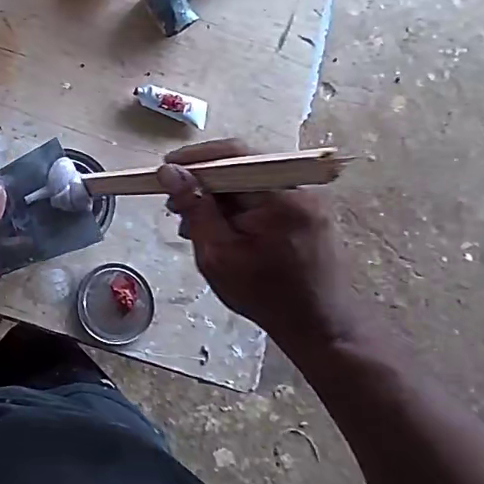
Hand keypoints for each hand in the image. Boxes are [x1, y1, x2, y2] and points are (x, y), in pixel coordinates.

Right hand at [156, 140, 361, 351]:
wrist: (321, 327)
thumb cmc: (264, 293)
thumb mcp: (216, 251)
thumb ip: (194, 206)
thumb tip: (169, 171)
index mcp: (281, 198)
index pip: (233, 156)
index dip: (194, 158)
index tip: (163, 170)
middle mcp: (300, 191)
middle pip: (240, 166)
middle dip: (202, 180)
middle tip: (174, 204)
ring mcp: (307, 201)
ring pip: (248, 182)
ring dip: (216, 195)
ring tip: (192, 222)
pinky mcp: (306, 214)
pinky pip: (262, 196)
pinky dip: (235, 205)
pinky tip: (218, 227)